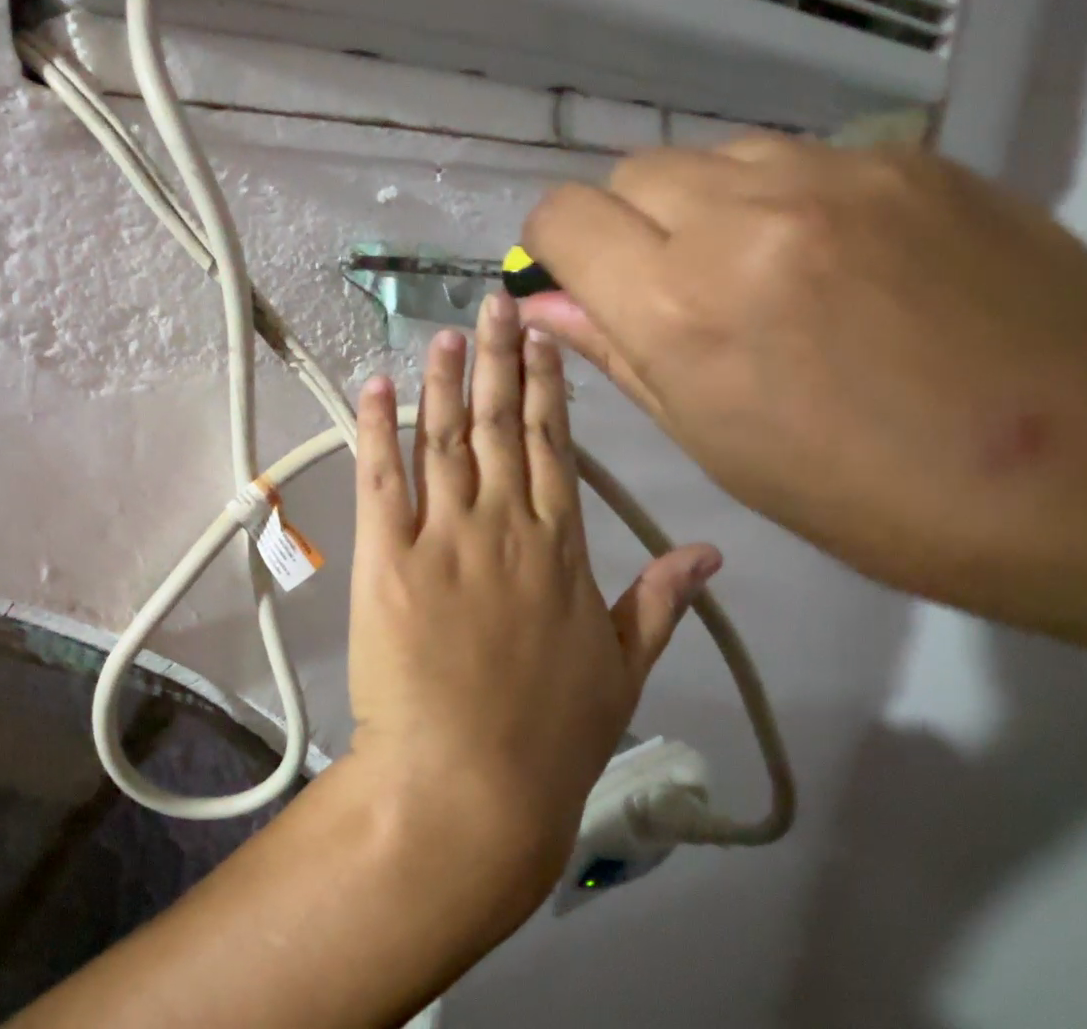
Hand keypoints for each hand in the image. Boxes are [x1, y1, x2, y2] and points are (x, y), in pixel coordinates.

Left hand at [345, 294, 720, 892]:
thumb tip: (710, 552)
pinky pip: (382, 479)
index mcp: (563, 548)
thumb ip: (660, 603)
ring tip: (445, 333)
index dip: (549, 386)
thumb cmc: (549, 735)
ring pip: (445, 440)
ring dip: (443, 381)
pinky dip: (378, 428)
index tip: (543, 337)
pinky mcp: (387, 561)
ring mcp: (443, 539)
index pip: (557, 446)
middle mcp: (506, 527)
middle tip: (493, 303)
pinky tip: (376, 387)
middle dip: (498, 359)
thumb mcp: (622, 669)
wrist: (470, 783)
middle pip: (503, 425)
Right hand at [520, 135, 1086, 671]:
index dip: (554, 249)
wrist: (1078, 469)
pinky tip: (827, 258)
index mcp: (682, 305)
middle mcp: (744, 216)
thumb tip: (545, 305)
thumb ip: (618, 352)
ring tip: (750, 273)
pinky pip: (796, 158)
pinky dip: (777, 198)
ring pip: (712, 155)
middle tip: (667, 290)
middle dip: (626, 226)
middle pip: (632, 173)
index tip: (577, 285)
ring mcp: (834, 176)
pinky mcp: (906, 160)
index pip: (565, 217)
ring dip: (701, 205)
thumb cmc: (862, 492)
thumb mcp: (712, 438)